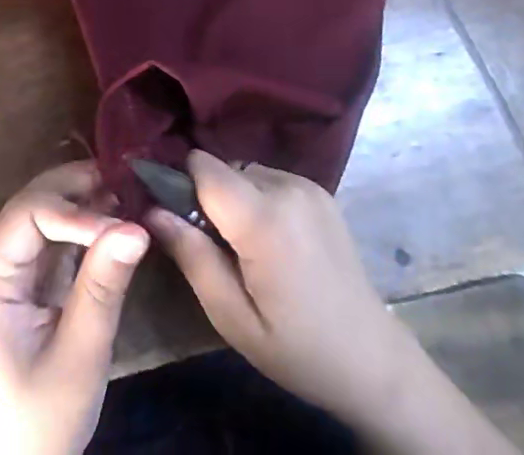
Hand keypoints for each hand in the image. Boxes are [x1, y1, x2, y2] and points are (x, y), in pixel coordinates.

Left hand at [0, 161, 149, 454]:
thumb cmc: (41, 417)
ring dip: (85, 200)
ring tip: (130, 194)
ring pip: (45, 213)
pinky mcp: (30, 281)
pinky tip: (117, 221)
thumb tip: (137, 226)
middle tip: (130, 182)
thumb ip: (103, 287)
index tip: (122, 222)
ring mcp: (11, 270)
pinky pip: (56, 237)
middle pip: (33, 202)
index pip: (29, 214)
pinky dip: (87, 225)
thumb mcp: (79, 355)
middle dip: (79, 188)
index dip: (75, 209)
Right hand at [146, 151, 516, 454]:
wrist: (371, 359)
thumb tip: (152, 209)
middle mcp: (287, 187)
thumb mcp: (231, 316)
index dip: (179, 183)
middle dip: (207, 198)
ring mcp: (309, 186)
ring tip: (243, 248)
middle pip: (223, 169)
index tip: (171, 215)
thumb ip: (191, 255)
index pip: (203, 165)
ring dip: (233, 199)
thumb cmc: (296, 348)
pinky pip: (270, 180)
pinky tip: (270, 242)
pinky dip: (258, 200)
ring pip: (245, 172)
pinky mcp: (321, 192)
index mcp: (264, 218)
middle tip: (212, 247)